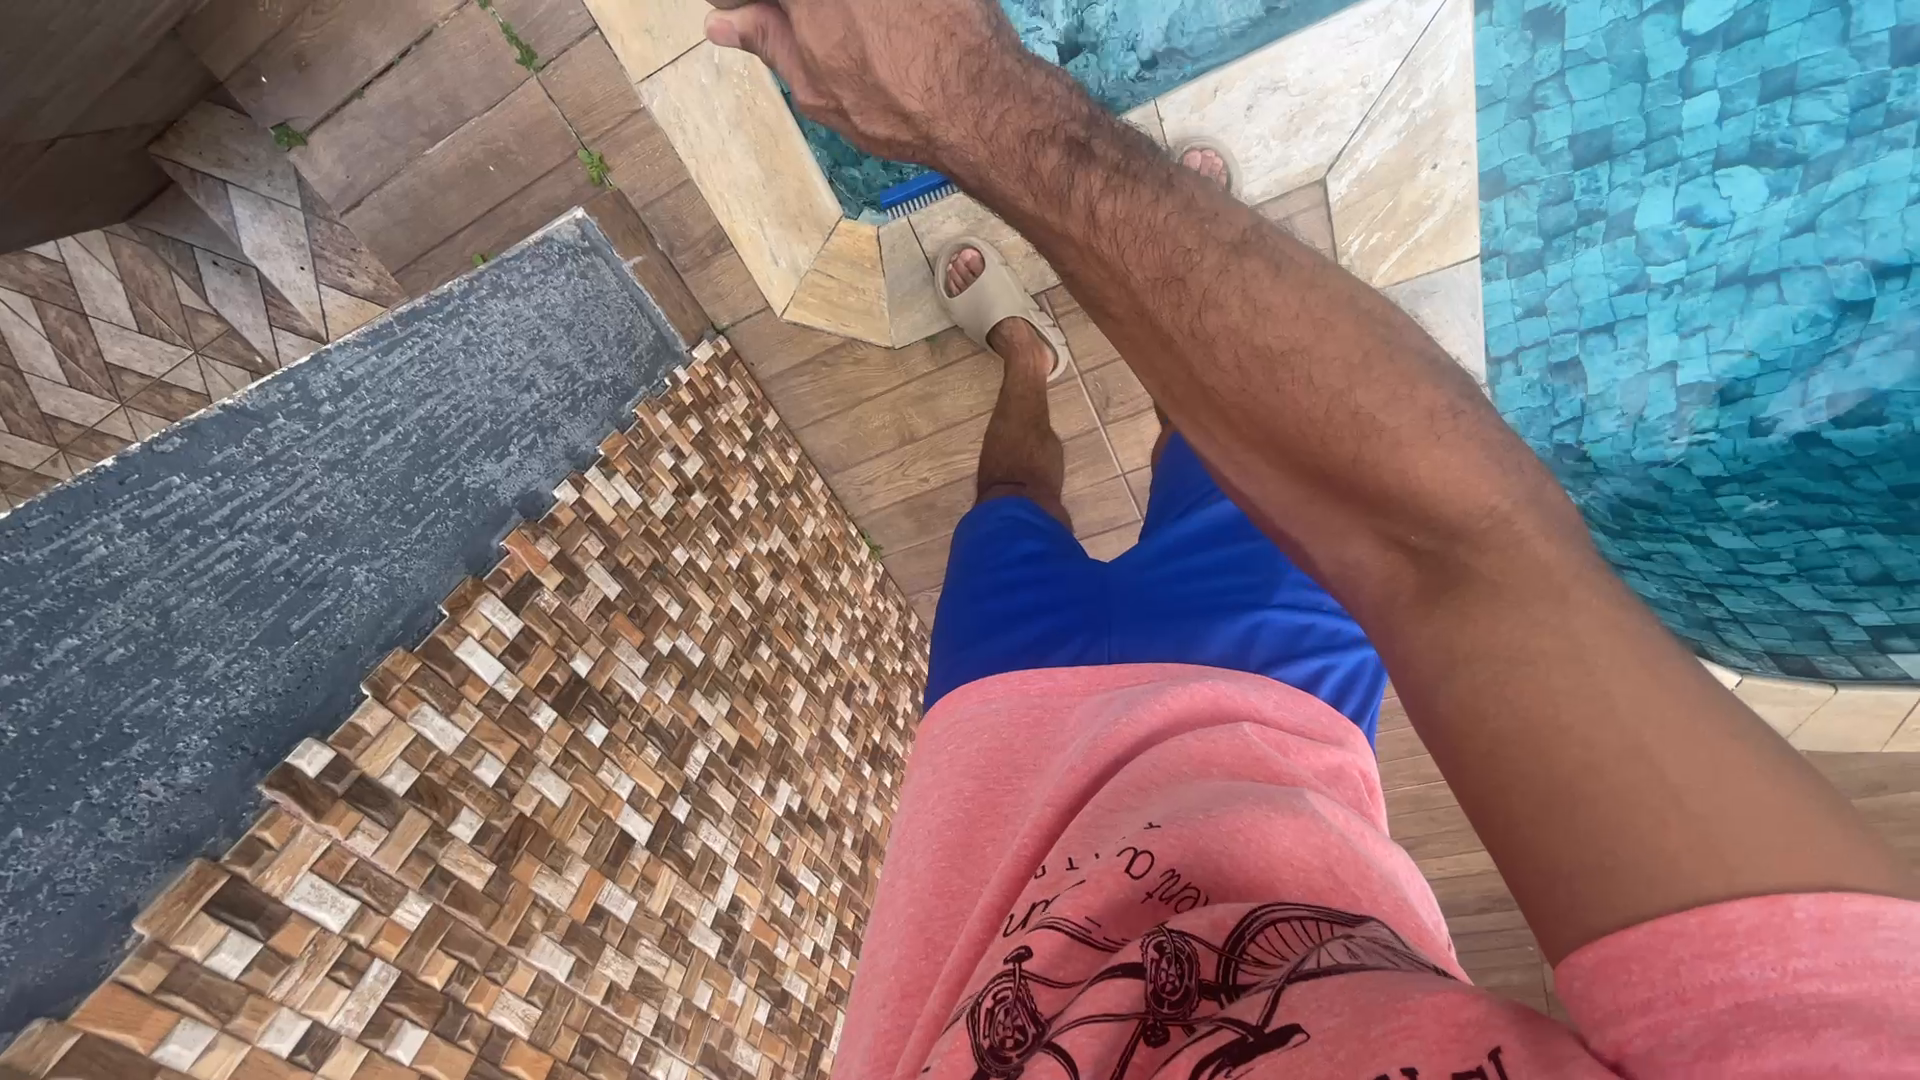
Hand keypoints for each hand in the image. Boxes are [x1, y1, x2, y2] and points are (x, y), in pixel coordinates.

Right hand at [704, 0, 1031, 165]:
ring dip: (845, 21)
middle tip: (819, 38)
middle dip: (794, 15)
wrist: (977, 100)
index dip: (748, 9)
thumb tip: (722, 23)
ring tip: (868, 47)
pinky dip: (880, 17)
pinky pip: (887, 5)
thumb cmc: (896, 108)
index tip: (748, 17)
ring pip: (845, 6)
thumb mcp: (818, 92)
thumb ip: (770, 44)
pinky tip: (894, 33)